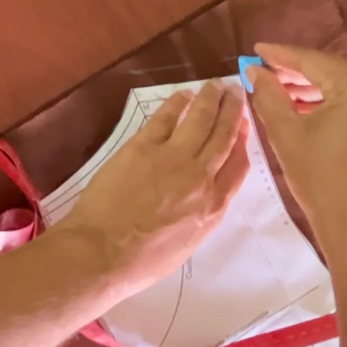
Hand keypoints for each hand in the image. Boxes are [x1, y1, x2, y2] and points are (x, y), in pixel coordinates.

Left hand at [61, 81, 250, 290]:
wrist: (102, 252)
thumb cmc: (141, 260)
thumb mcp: (187, 243)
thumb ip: (201, 214)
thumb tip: (203, 194)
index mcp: (213, 207)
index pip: (238, 167)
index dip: (243, 142)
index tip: (244, 126)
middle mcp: (200, 178)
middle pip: (223, 137)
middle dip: (232, 112)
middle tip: (236, 93)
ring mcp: (173, 159)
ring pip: (200, 121)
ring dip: (210, 100)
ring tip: (216, 86)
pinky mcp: (143, 147)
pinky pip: (166, 118)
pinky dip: (177, 104)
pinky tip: (183, 95)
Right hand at [246, 44, 346, 241]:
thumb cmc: (320, 181)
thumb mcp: (285, 134)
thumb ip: (268, 94)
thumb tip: (256, 71)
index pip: (315, 61)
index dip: (282, 55)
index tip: (257, 50)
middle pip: (335, 72)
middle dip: (299, 72)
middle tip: (266, 72)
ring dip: (316, 89)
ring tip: (283, 93)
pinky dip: (336, 104)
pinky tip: (311, 111)